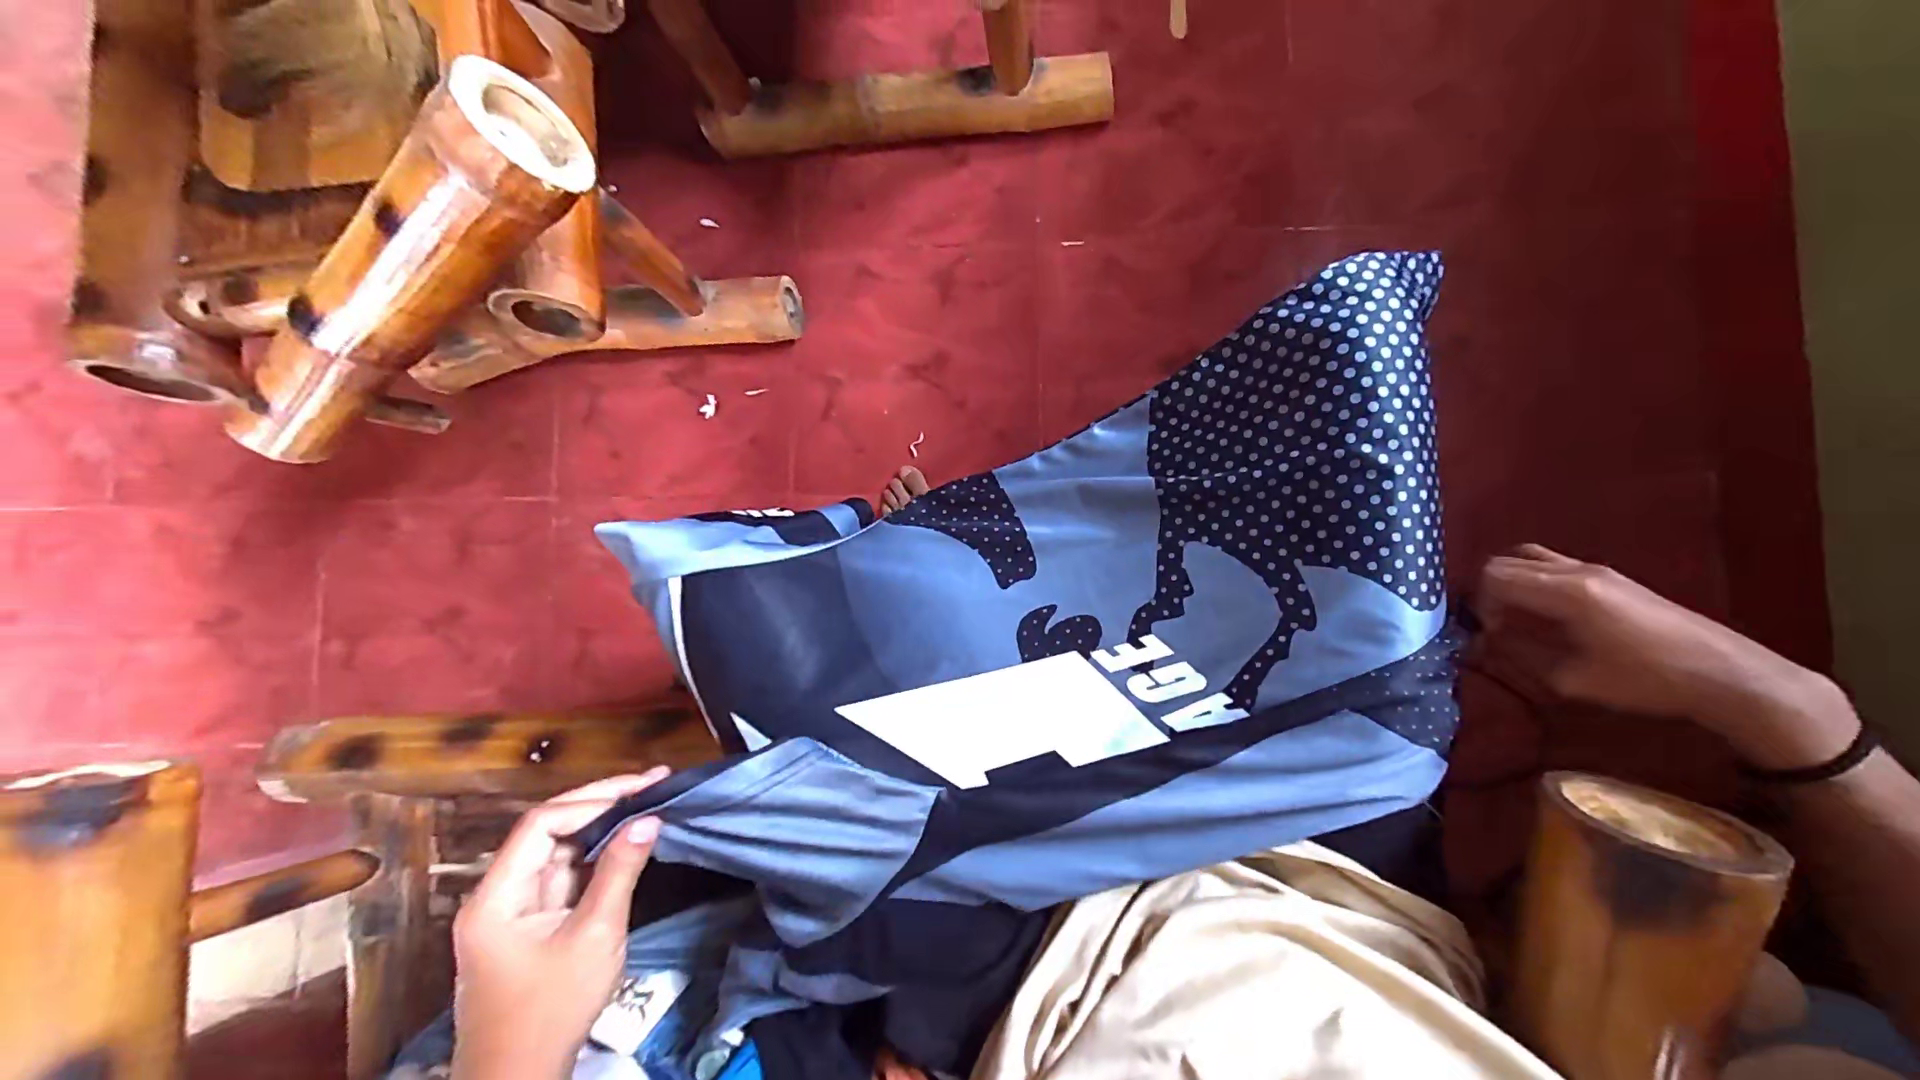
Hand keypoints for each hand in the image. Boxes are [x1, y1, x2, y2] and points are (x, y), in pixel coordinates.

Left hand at [450, 771, 667, 1079]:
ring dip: (604, 827)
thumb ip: (620, 871)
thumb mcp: (594, 935)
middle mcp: (498, 895)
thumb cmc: (552, 1009)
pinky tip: (629, 841)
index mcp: (495, 896)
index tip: (638, 795)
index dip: (590, 803)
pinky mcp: (534, 925)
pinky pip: (568, 876)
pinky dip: (599, 857)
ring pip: (561, 852)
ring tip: (648, 801)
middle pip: (549, 831)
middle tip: (652, 782)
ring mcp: (516, 911)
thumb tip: (649, 818)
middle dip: (601, 804)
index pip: (540, 824)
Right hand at [1471, 545, 1855, 769]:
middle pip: (1505, 561)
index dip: (1478, 603)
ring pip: (1527, 557)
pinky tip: (1544, 612)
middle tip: (1494, 624)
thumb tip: (1479, 641)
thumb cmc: (1645, 680)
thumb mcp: (1570, 678)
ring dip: (1510, 581)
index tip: (1488, 633)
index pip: (1493, 576)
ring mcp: (1596, 569)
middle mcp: (1577, 570)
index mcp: (1566, 591)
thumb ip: (1517, 653)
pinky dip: (1533, 580)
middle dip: (1487, 590)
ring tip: (1515, 613)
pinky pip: (1552, 564)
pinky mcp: (1611, 577)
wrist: (1728, 676)